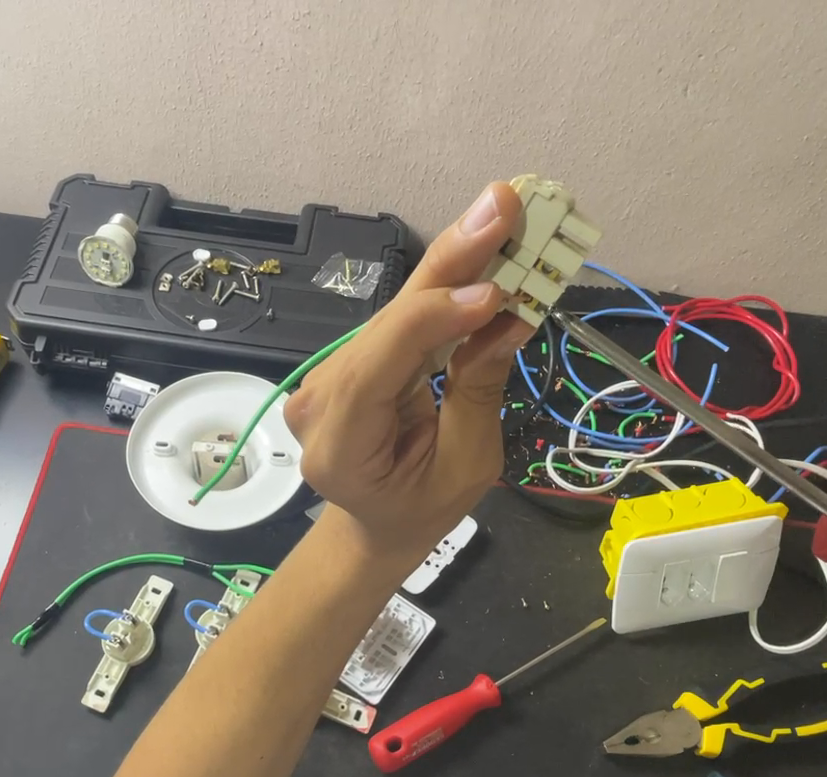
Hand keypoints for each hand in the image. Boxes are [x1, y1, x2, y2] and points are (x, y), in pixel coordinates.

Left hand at [284, 181, 535, 556]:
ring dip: (454, 268)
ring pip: (394, 314)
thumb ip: (477, 393)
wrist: (377, 524)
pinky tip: (481, 254)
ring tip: (505, 217)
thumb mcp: (465, 467)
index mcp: (339, 447)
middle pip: (386, 325)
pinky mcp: (344, 363)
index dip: (435, 318)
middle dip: (451, 264)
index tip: (495, 288)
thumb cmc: (421, 510)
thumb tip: (507, 317)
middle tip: (504, 202)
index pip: (379, 364)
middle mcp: (319, 403)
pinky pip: (397, 322)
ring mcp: (324, 379)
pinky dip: (443, 293)